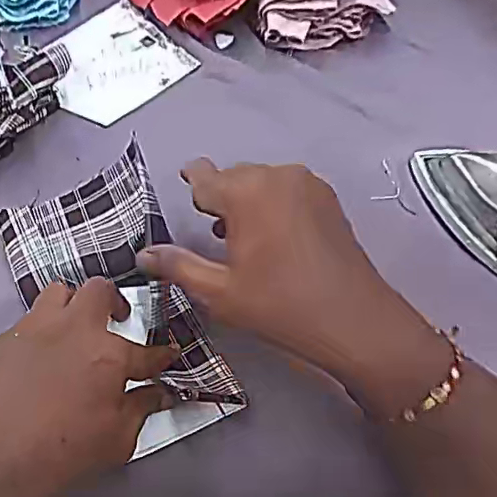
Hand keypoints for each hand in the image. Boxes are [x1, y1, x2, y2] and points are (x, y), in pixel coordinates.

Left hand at [0, 279, 176, 496]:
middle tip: (118, 321)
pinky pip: (30, 320)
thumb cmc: (67, 453)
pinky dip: (44, 331)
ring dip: (74, 305)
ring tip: (78, 328)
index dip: (161, 355)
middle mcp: (74, 331)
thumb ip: (142, 408)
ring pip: (59, 293)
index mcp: (109, 355)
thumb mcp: (119, 438)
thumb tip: (158, 394)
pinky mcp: (6, 341)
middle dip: (115, 303)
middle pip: (99, 292)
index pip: (147, 351)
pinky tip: (45, 356)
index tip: (165, 355)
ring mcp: (36, 330)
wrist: (2, 461)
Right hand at [139, 159, 450, 416]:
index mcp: (247, 192)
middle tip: (213, 231)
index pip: (206, 177)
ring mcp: (309, 186)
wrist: (351, 320)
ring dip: (248, 205)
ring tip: (242, 241)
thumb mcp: (220, 292)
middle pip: (236, 179)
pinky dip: (274, 208)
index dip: (193, 182)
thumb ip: (179, 266)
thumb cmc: (282, 307)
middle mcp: (279, 176)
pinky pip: (289, 193)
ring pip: (264, 185)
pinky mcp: (329, 201)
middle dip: (221, 200)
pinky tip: (273, 242)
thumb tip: (146, 255)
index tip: (186, 180)